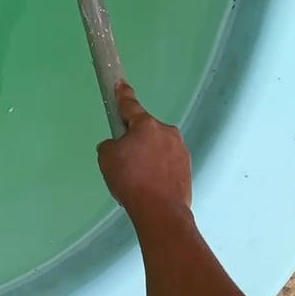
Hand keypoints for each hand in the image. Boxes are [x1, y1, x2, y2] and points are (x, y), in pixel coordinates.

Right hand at [97, 82, 191, 220]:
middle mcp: (167, 132)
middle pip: (146, 130)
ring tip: (138, 179)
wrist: (160, 211)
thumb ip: (110, 145)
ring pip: (158, 147)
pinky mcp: (188, 168)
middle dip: (136, 140)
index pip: (130, 105)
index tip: (121, 84)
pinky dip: (158, 170)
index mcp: (146, 125)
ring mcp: (181, 150)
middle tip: (125, 160)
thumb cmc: (130, 180)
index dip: (123, 95)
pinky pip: (167, 163)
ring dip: (148, 156)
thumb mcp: (106, 159)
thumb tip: (117, 146)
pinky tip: (150, 185)